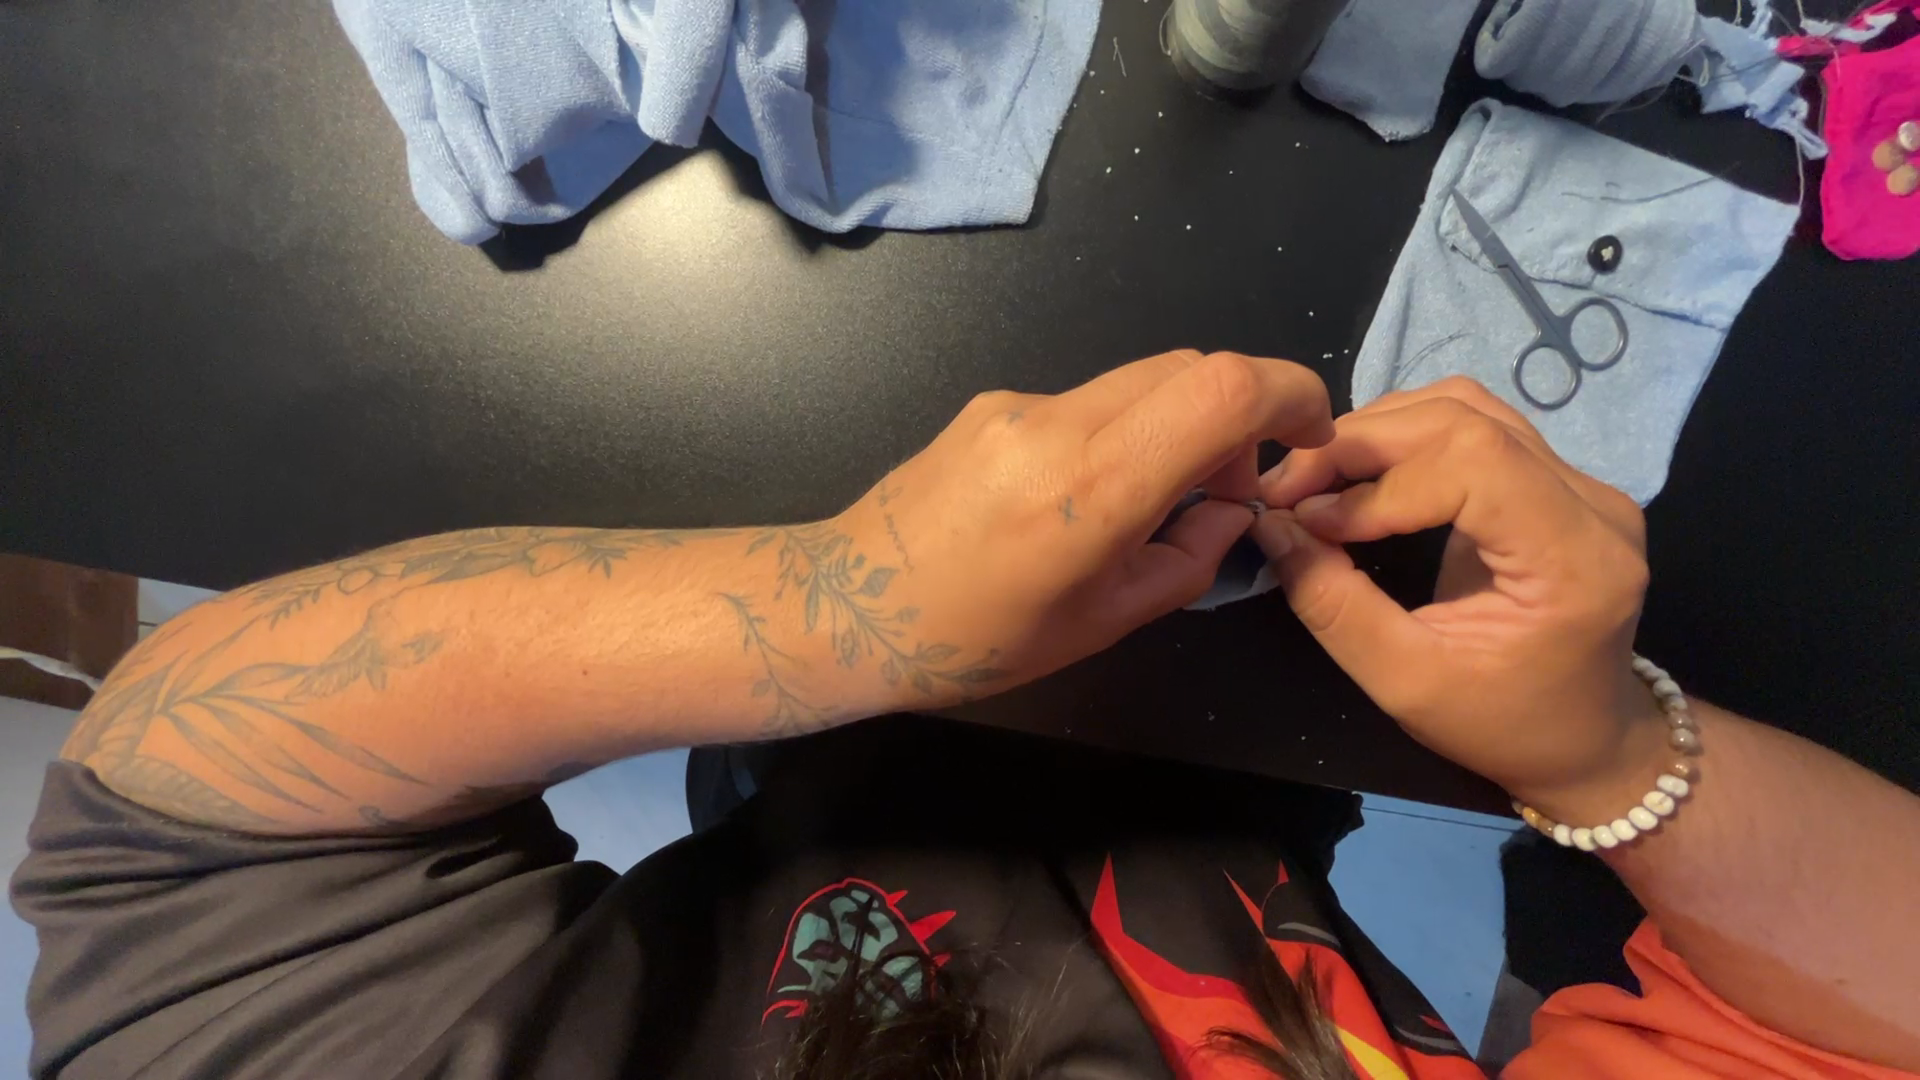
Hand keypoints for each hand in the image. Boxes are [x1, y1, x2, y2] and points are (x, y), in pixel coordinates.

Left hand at [829, 350, 1331, 710]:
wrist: (851, 603)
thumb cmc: (977, 638)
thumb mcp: (1103, 622)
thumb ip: (1189, 559)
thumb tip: (1230, 509)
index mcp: (1093, 485)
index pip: (1223, 387)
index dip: (1290, 395)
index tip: (1305, 436)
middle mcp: (1056, 421)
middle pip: (1187, 367)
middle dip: (1235, 416)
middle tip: (1220, 491)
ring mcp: (1016, 403)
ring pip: (1137, 381)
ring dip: (1173, 426)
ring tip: (1149, 501)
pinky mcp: (989, 404)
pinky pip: (1084, 401)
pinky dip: (1118, 432)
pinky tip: (1083, 495)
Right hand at [1253, 377, 1666, 815]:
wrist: (1582, 740)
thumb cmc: (1498, 724)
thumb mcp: (1401, 681)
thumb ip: (1332, 603)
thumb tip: (1270, 528)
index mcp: (1573, 559)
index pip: (1472, 465)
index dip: (1375, 485)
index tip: (1307, 524)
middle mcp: (1587, 501)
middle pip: (1460, 420)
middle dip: (1355, 444)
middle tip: (1286, 488)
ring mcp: (1574, 482)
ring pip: (1459, 408)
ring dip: (1371, 433)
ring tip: (1313, 479)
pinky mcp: (1546, 480)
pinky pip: (1464, 426)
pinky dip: (1394, 438)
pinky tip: (1355, 475)